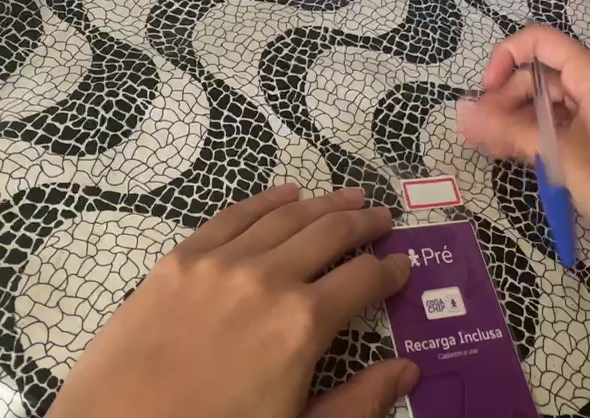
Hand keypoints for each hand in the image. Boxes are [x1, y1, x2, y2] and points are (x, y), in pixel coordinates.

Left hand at [48, 185, 419, 417]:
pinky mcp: (181, 258)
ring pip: (286, 217)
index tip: (403, 264)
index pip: (363, 281)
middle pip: (329, 234)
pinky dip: (267, 200)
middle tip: (383, 216)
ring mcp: (221, 261)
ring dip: (323, 204)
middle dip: (363, 223)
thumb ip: (358, 403)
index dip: (389, 271)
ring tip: (348, 198)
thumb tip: (408, 369)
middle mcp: (268, 278)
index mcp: (302, 325)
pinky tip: (287, 194)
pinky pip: (234, 215)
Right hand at [456, 24, 589, 312]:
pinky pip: (567, 123)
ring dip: (520, 119)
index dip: (505, 58)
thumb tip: (462, 114)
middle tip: (480, 134)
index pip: (538, 41)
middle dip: (507, 96)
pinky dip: (541, 134)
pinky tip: (522, 156)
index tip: (485, 95)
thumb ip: (510, 132)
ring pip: (552, 101)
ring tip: (493, 148)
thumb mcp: (562, 160)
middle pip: (542, 73)